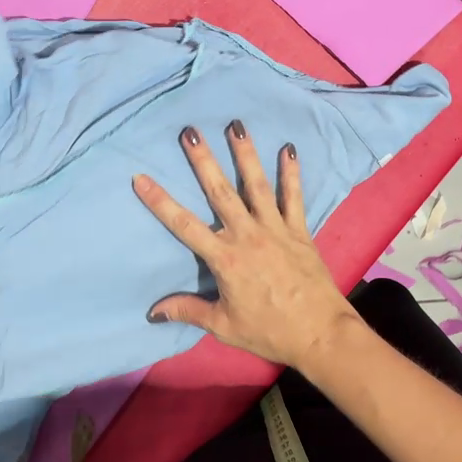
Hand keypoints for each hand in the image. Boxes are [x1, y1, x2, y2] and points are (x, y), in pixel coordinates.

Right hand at [133, 121, 362, 371]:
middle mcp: (247, 235)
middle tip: (191, 131)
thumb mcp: (224, 326)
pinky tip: (289, 148)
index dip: (160, 201)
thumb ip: (188, 310)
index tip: (140, 177)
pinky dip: (291, 173)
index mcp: (225, 259)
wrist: (321, 336)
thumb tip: (152, 311)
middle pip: (220, 192)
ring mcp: (275, 229)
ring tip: (237, 125)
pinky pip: (293, 197)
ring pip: (256, 185)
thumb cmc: (270, 331)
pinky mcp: (299, 231)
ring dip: (245, 154)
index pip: (184, 225)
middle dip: (203, 160)